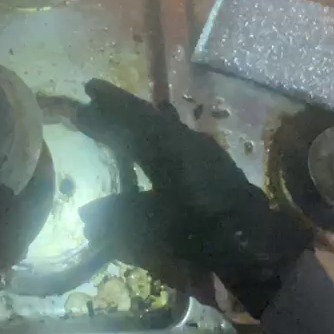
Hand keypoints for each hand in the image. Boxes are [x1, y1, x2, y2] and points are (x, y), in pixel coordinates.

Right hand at [75, 79, 310, 316]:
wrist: (254, 241)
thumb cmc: (202, 234)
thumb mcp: (156, 230)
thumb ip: (121, 217)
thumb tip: (85, 214)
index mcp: (166, 152)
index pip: (127, 125)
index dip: (102, 117)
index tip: (80, 107)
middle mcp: (183, 141)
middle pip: (145, 116)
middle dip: (119, 104)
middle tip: (94, 91)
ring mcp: (202, 147)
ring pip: (163, 121)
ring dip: (140, 113)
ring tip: (122, 106)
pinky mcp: (214, 158)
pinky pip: (179, 130)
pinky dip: (162, 124)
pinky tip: (164, 121)